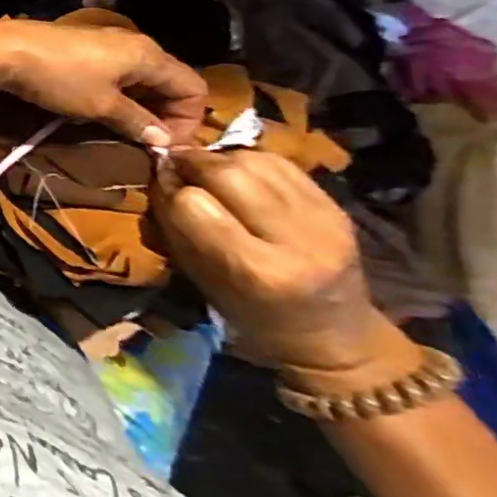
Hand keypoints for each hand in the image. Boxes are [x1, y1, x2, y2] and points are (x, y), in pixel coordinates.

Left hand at [0, 20, 206, 146]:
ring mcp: (111, 43)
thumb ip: (136, 121)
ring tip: (127, 130)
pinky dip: (122, 93)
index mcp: (150, 56)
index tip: (164, 146)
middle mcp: (137, 44)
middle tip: (148, 143)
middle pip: (171, 81)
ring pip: (144, 78)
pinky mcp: (88, 47)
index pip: (194, 88)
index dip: (187, 121)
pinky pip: (120, 73)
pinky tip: (105, 111)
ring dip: (143, 105)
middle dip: (166, 114)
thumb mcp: (101, 106)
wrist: (8, 50)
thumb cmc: (60, 78)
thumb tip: (164, 140)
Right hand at [154, 149, 418, 387]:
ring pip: (252, 160)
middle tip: (178, 168)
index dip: (171, 194)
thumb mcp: (201, 280)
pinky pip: (280, 163)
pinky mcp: (336, 208)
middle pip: (226, 172)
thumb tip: (160, 174)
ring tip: (209, 171)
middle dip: (192, 164)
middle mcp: (295, 242)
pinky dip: (250, 161)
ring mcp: (323, 221)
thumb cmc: (250, 315)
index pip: (192, 203)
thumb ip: (175, 225)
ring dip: (220, 159)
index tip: (164, 193)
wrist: (331, 338)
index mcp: (255, 270)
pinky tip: (241, 174)